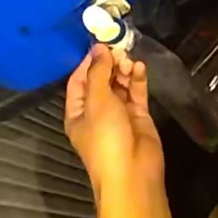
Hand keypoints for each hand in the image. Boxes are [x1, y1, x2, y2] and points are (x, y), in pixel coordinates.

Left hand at [64, 45, 162, 193]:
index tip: (100, 44)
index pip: (78, 80)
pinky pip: (136, 93)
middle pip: (100, 80)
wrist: (134, 174)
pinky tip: (139, 67)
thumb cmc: (106, 138)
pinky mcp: (138, 116)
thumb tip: (99, 48)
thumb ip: (98, 73)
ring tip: (129, 60)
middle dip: (109, 64)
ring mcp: (118, 114)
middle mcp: (96, 112)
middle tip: (119, 48)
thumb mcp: (97, 102)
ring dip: (123, 70)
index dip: (88, 62)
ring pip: (120, 85)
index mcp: (77, 112)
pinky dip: (137, 79)